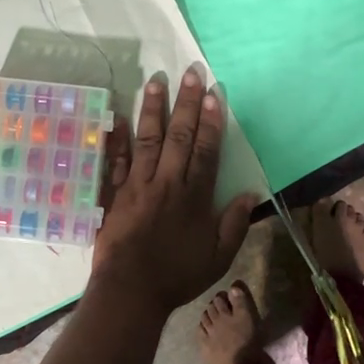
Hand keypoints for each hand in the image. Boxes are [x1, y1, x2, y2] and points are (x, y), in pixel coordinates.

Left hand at [90, 66, 258, 317]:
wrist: (130, 291)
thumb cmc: (177, 276)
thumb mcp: (219, 257)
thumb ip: (234, 224)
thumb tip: (250, 193)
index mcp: (194, 196)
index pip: (206, 150)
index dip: (211, 121)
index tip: (213, 94)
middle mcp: (166, 182)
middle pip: (178, 136)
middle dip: (186, 103)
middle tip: (190, 72)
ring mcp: (136, 185)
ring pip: (146, 139)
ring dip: (152, 109)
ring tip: (156, 81)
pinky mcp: (113, 194)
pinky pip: (114, 161)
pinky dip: (116, 139)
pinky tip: (119, 117)